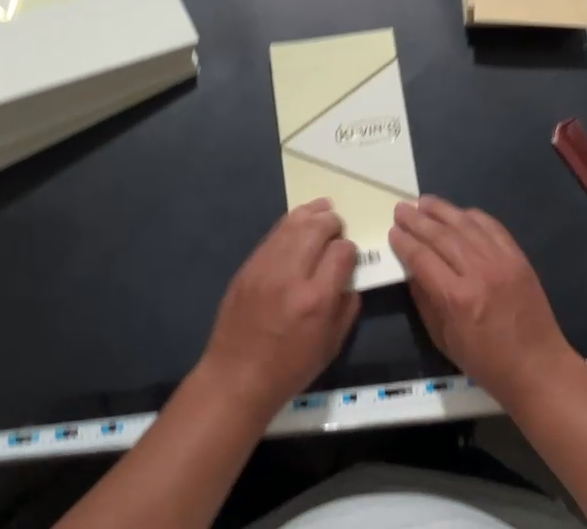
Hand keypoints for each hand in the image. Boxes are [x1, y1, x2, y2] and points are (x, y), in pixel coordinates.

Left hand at [198, 199, 359, 415]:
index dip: (350, 250)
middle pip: (317, 228)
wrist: (236, 376)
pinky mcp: (247, 267)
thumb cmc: (290, 368)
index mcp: (316, 299)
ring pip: (292, 224)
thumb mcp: (332, 344)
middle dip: (333, 223)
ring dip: (311, 214)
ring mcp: (265, 268)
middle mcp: (291, 276)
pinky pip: (273, 235)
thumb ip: (347, 307)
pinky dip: (289, 224)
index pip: (341, 252)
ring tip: (323, 210)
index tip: (349, 258)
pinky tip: (299, 223)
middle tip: (338, 227)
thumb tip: (350, 278)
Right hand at [390, 196, 579, 405]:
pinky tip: (458, 212)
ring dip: (442, 210)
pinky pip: (492, 227)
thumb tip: (411, 270)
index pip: (422, 258)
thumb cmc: (486, 362)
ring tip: (424, 202)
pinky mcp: (518, 257)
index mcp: (456, 298)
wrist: (538, 366)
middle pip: (441, 236)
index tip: (393, 232)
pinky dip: (473, 216)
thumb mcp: (443, 339)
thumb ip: (424, 301)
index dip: (405, 242)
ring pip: (466, 225)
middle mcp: (478, 272)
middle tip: (401, 209)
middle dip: (417, 220)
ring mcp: (501, 261)